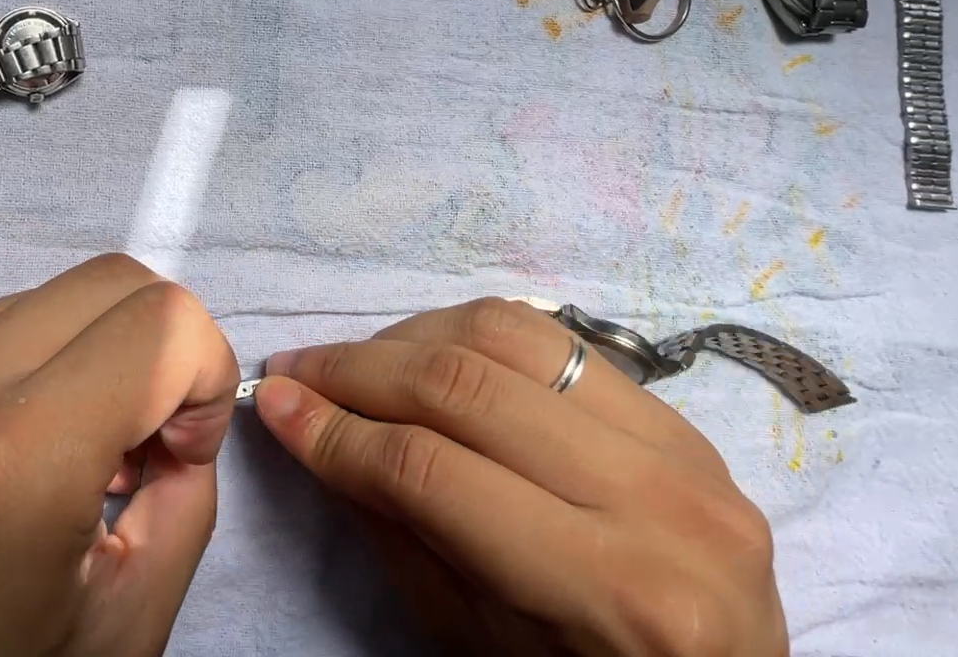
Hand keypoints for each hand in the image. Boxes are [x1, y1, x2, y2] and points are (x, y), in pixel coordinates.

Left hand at [0, 254, 237, 656]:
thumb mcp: (131, 616)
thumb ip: (189, 485)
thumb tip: (178, 403)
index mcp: (12, 466)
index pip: (162, 322)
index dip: (204, 373)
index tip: (181, 449)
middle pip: (115, 279)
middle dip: (161, 346)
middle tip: (142, 438)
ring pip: (60, 289)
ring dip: (101, 347)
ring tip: (78, 440)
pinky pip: (4, 314)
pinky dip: (46, 354)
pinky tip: (25, 432)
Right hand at [252, 298, 786, 656]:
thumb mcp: (470, 635)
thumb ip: (391, 519)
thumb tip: (308, 421)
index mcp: (614, 594)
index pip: (431, 471)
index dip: (335, 429)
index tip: (273, 402)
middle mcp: (662, 503)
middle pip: (462, 386)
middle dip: (355, 369)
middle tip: (296, 368)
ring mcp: (684, 446)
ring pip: (504, 333)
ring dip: (406, 336)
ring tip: (357, 361)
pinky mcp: (677, 414)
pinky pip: (549, 336)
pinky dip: (466, 331)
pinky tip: (425, 353)